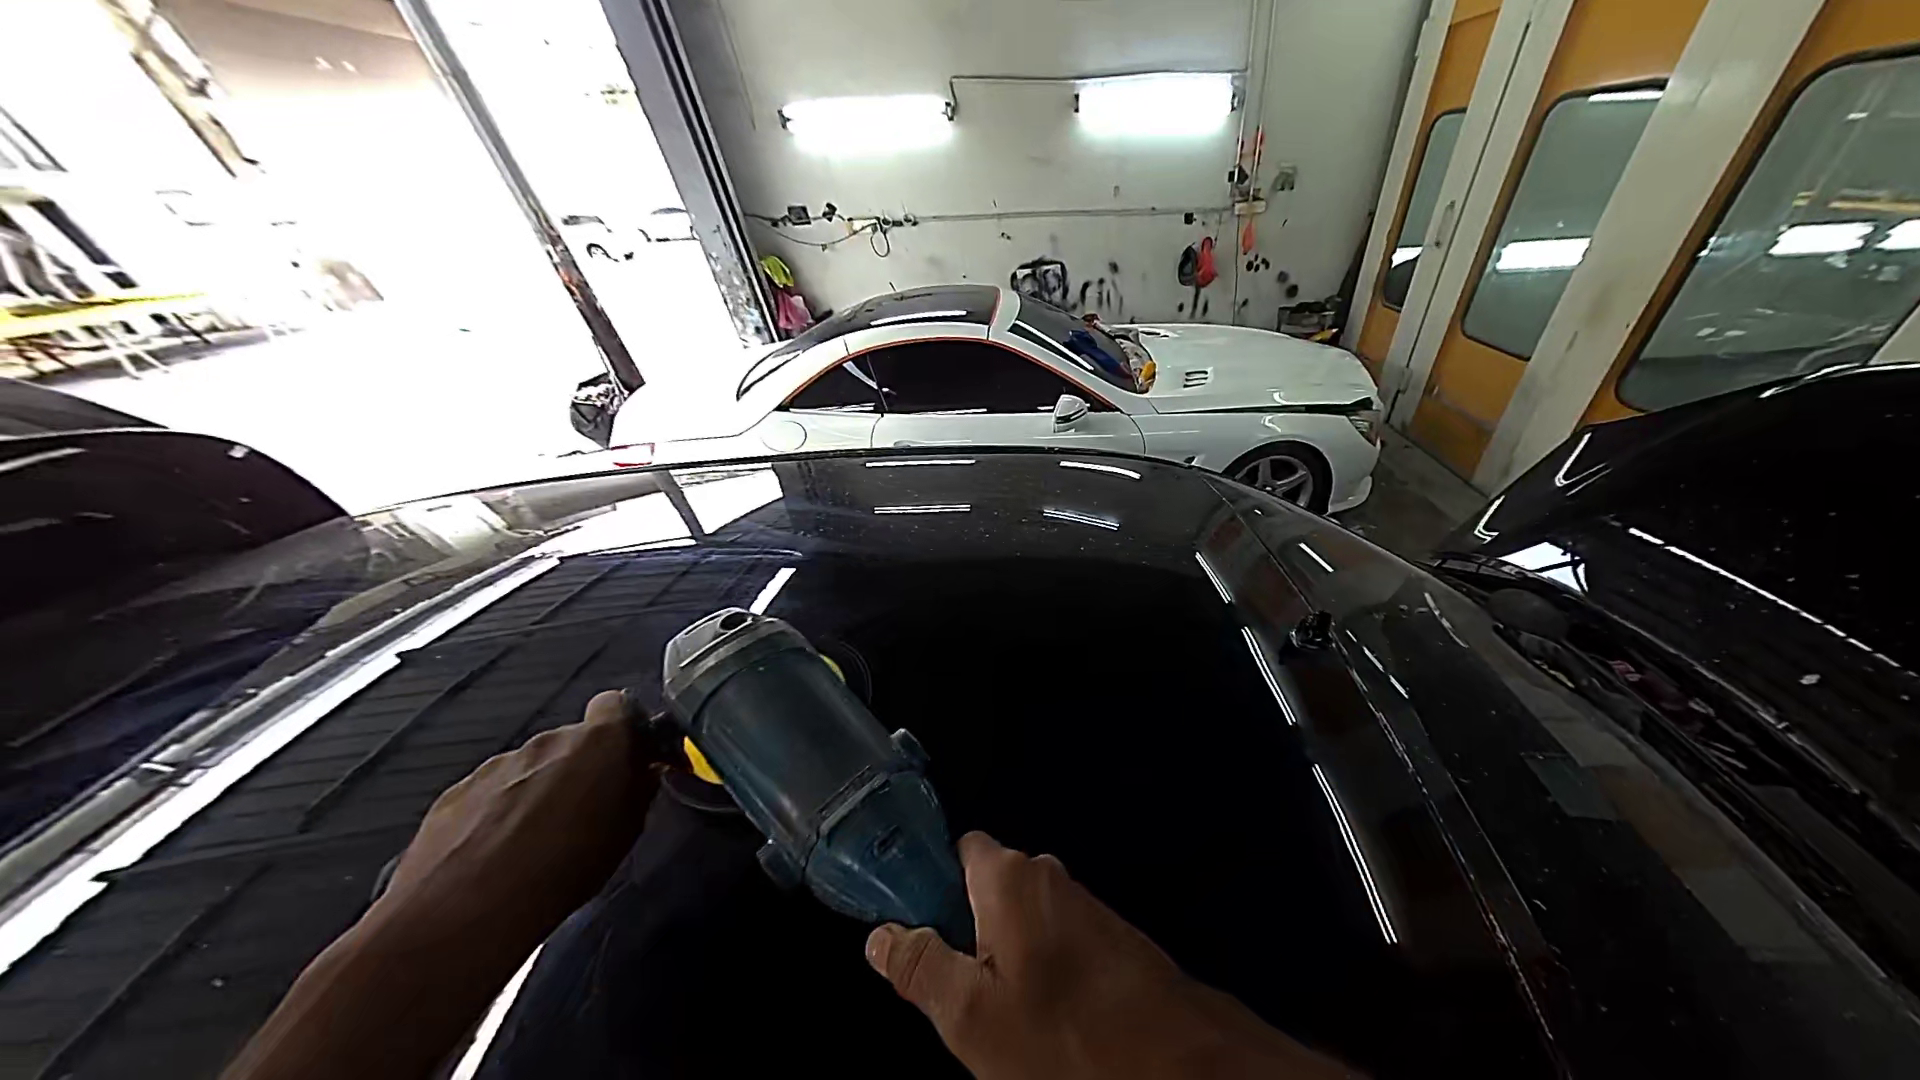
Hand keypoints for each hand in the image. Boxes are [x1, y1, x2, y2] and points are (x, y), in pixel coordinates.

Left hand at [372, 689, 662, 950]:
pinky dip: (500, 810)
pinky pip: (492, 791)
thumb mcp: (627, 832)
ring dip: (540, 789)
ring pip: (532, 766)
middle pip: (573, 740)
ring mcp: (498, 763)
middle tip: (586, 810)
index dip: (623, 727)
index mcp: (598, 741)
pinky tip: (497, 852)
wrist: (460, 914)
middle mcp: (548, 740)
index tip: (628, 757)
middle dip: (581, 766)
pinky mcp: (456, 791)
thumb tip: (643, 773)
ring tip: (537, 840)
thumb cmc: (562, 869)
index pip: (617, 704)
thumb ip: (638, 789)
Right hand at [865, 833, 1357, 1079]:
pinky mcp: (1112, 935)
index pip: (959, 849)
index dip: (934, 884)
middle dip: (968, 929)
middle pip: (988, 886)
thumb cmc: (1064, 1034)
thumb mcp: (971, 1016)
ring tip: (1007, 1015)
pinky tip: (1051, 1018)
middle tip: (961, 990)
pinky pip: (1057, 937)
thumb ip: (919, 967)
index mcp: (1010, 874)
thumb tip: (880, 936)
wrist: (1181, 1066)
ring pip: (1023, 917)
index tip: (921, 930)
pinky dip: (1043, 966)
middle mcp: (1048, 873)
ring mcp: (1084, 903)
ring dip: (1007, 955)